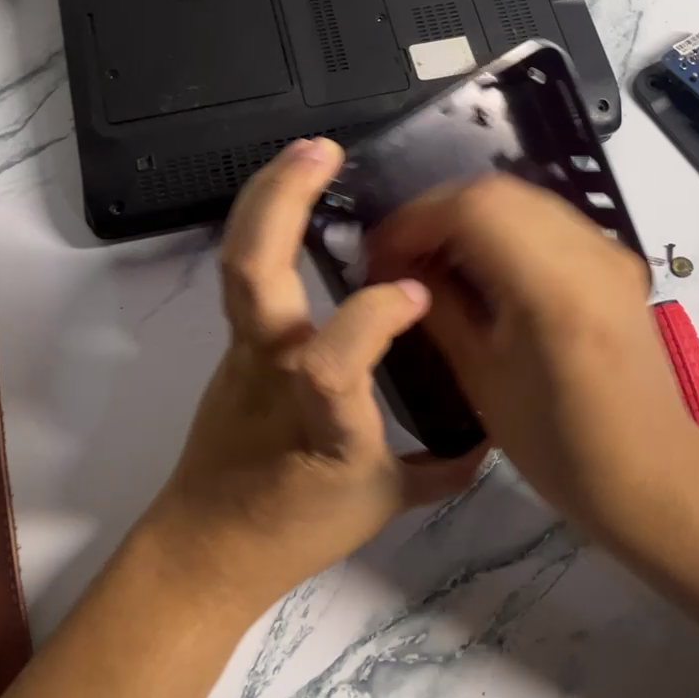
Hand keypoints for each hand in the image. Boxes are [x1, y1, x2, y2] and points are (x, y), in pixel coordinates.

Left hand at [140, 138, 487, 611]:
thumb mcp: (382, 503)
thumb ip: (442, 466)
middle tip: (322, 151)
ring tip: (309, 152)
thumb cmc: (295, 528)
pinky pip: (247, 275)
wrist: (206, 546)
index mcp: (318, 425)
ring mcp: (242, 352)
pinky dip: (269, 225)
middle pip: (252, 280)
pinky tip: (297, 197)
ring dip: (268, 198)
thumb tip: (492, 433)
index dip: (372, 320)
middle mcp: (271, 374)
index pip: (331, 366)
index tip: (417, 294)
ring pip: (237, 265)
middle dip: (281, 205)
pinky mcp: (233, 344)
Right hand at [364, 174, 698, 543]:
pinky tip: (480, 262)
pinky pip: (546, 219)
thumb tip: (400, 267)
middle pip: (497, 191)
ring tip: (433, 255)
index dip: (416, 219)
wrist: (650, 473)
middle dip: (437, 212)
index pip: (473, 208)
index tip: (379, 253)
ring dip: (468, 215)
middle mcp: (589, 251)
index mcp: (553, 287)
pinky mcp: (615, 260)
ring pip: (522, 198)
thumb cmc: (557, 445)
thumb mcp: (481, 377)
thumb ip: (440, 308)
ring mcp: (609, 250)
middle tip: (400, 253)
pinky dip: (502, 226)